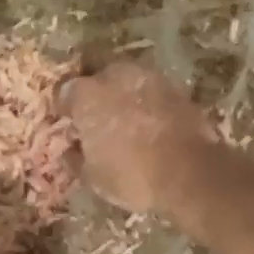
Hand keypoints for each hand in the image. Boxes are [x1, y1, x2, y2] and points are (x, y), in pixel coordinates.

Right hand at [59, 61, 216, 216]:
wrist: (189, 172)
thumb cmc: (132, 176)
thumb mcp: (93, 178)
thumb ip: (75, 159)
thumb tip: (70, 150)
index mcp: (86, 95)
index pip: (63, 92)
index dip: (63, 109)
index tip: (67, 123)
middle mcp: (114, 75)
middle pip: (96, 79)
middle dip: (94, 97)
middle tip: (96, 121)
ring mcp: (148, 77)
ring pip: (126, 82)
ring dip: (122, 96)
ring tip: (125, 122)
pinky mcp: (175, 87)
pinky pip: (151, 91)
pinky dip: (146, 103)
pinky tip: (150, 124)